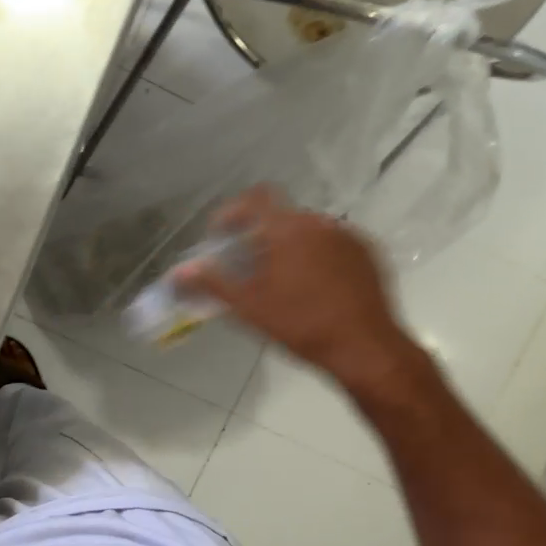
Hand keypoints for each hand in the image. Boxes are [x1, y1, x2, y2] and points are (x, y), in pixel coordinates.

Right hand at [176, 186, 417, 388]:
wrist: (363, 347)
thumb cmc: (299, 325)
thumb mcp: (248, 307)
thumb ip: (212, 283)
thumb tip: (178, 272)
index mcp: (287, 229)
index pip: (255, 198)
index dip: (232, 212)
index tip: (220, 237)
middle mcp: (319, 223)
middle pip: (280, 217)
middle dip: (258, 236)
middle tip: (245, 268)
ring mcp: (347, 236)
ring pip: (307, 231)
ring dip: (287, 247)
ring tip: (279, 282)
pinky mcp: (367, 253)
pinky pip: (332, 245)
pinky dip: (315, 258)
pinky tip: (311, 289)